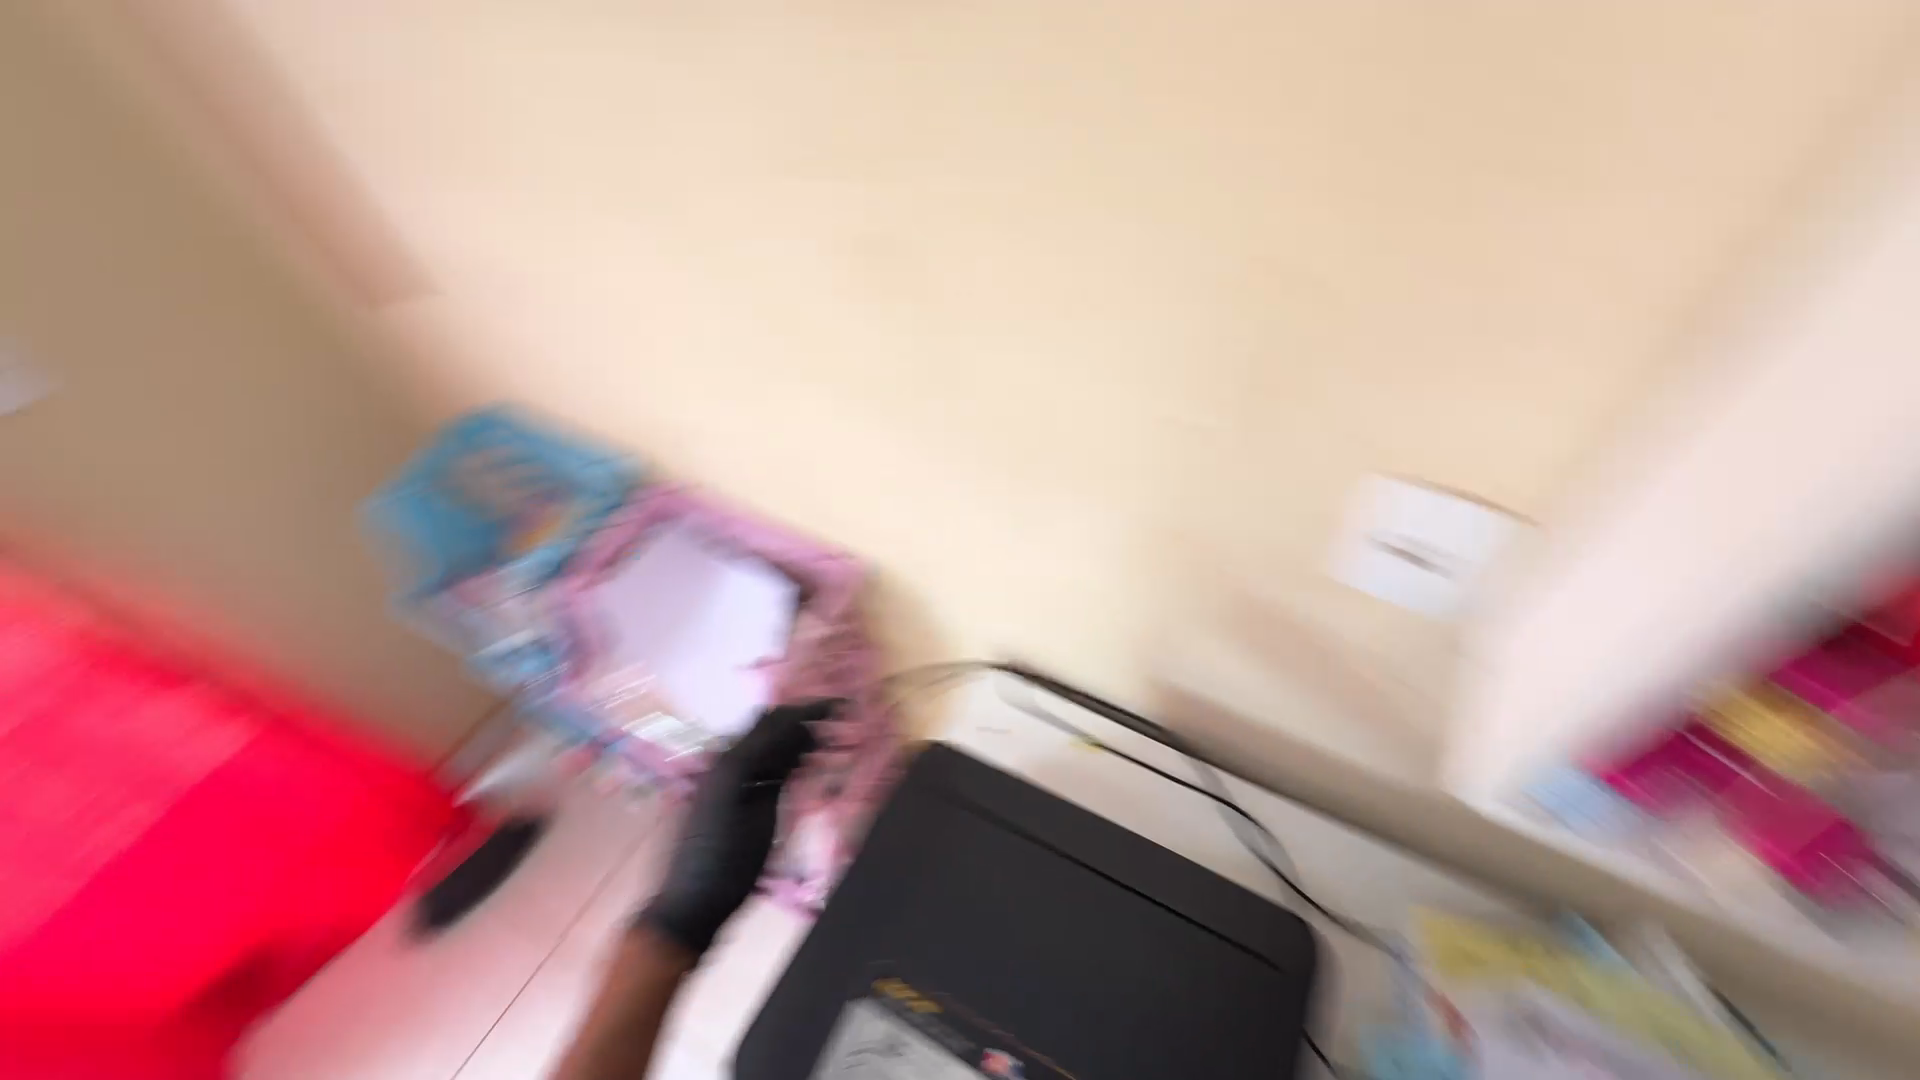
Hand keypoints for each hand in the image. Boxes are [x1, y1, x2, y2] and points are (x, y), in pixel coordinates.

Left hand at [635, 699, 836, 956]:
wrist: (689, 905)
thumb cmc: (729, 864)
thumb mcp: (762, 815)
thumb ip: (781, 768)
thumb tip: (808, 731)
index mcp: (733, 761)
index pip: (779, 720)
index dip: (811, 711)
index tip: (843, 708)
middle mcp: (723, 759)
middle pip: (768, 724)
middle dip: (802, 718)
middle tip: (837, 724)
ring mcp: (719, 775)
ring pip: (762, 741)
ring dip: (792, 736)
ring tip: (825, 744)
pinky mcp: (721, 791)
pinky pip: (754, 760)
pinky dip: (778, 756)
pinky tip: (799, 764)